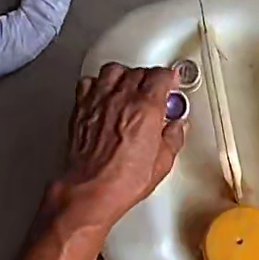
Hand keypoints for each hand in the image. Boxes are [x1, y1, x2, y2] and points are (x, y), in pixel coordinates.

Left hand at [46, 63, 184, 234]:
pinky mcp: (81, 108)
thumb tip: (176, 127)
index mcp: (145, 108)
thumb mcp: (162, 162)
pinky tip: (104, 94)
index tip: (172, 83)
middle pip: (138, 71)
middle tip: (154, 90)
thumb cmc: (122, 179)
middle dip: (150, 78)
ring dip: (124, 75)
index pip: (161, 75)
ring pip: (113, 70)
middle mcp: (121, 98)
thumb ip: (172, 138)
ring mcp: (99, 101)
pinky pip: (89, 82)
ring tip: (129, 86)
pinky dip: (98, 84)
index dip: (169, 77)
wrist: (92, 189)